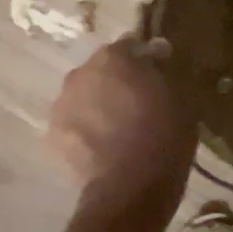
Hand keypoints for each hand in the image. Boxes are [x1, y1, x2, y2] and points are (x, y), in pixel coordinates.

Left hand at [47, 37, 196, 199]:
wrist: (129, 187)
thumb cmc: (163, 134)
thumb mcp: (180, 95)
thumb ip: (163, 68)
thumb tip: (156, 50)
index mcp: (112, 57)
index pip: (130, 44)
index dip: (145, 56)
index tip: (159, 69)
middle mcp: (80, 73)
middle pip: (101, 68)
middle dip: (117, 78)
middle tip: (138, 98)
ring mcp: (62, 106)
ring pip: (84, 95)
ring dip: (98, 102)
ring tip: (118, 124)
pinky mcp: (52, 137)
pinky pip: (74, 122)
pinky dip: (86, 127)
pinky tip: (103, 143)